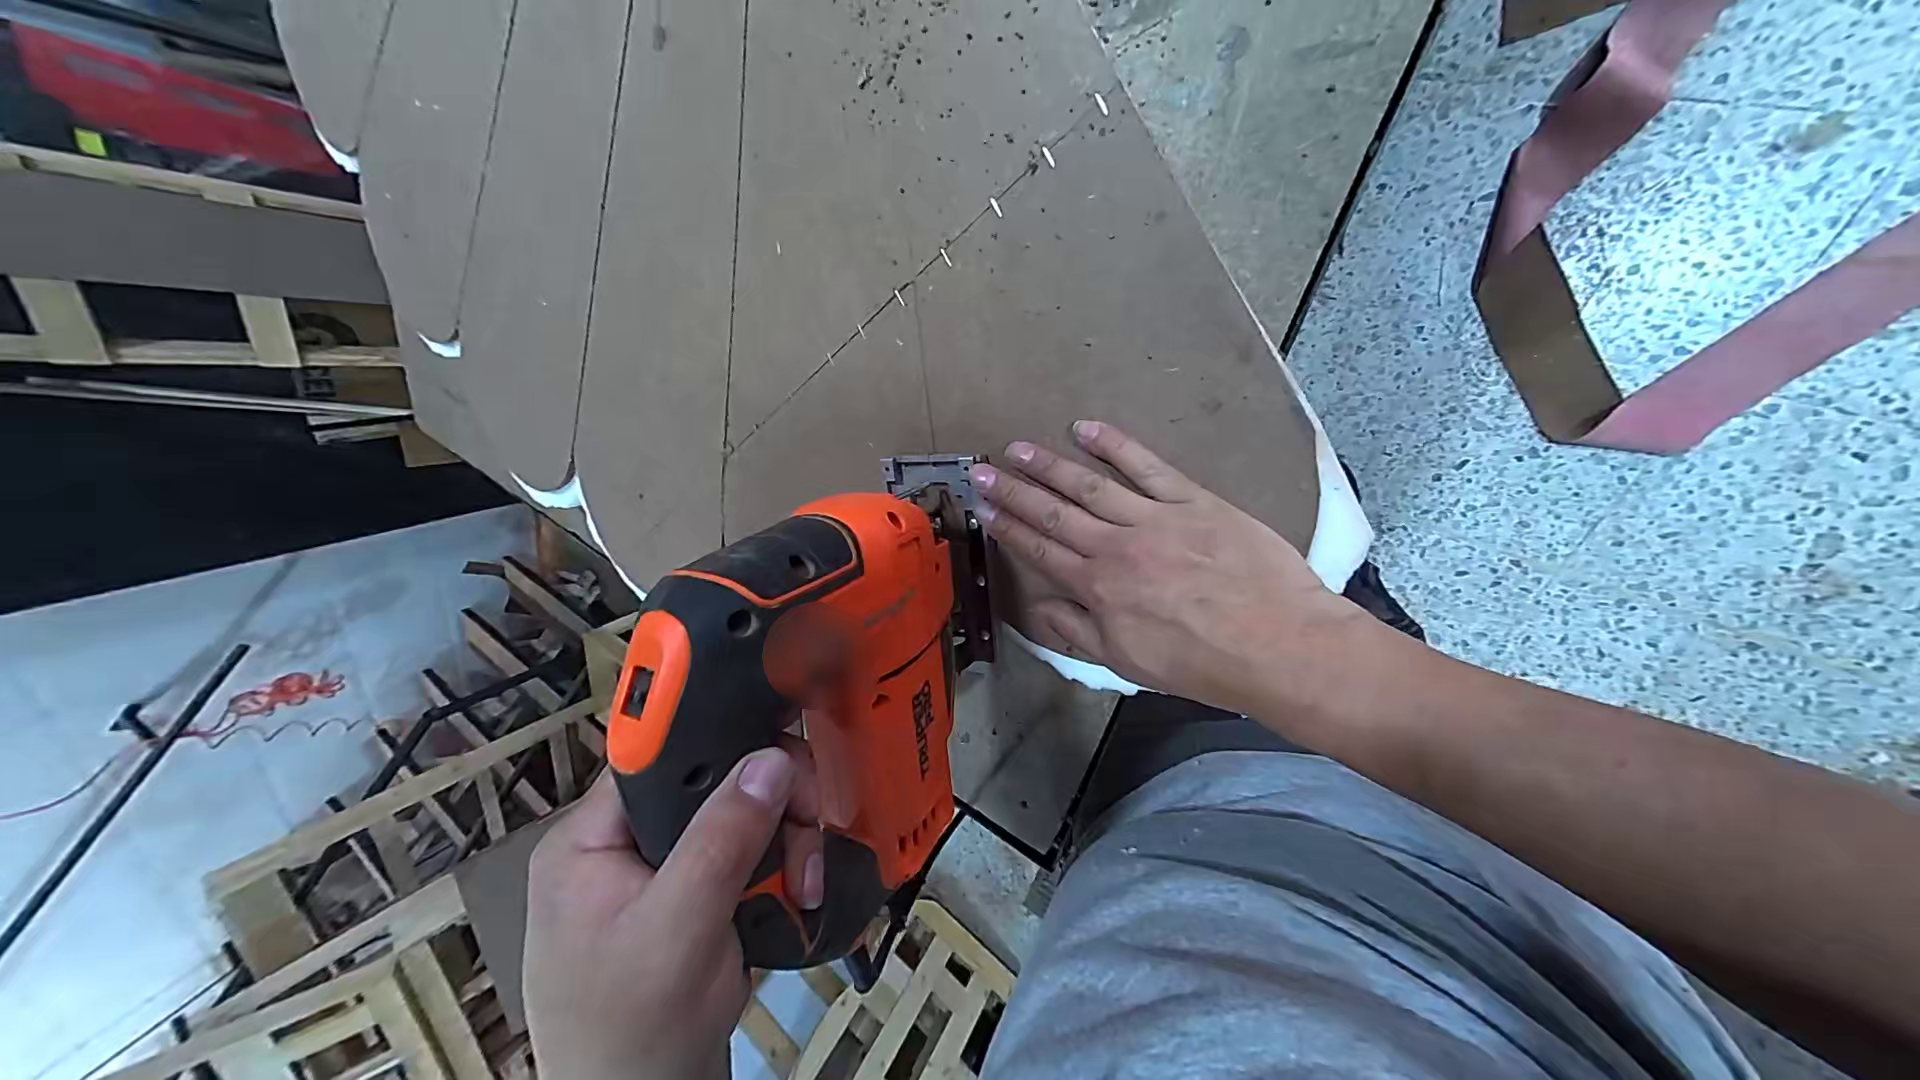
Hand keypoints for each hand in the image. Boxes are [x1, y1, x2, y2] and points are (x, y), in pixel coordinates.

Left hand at [523, 744, 822, 1079]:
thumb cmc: (633, 1033)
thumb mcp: (676, 934)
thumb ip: (720, 843)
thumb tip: (772, 760)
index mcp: (592, 836)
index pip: (658, 753)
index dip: (720, 736)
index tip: (781, 744)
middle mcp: (626, 838)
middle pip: (713, 776)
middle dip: (772, 799)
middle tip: (811, 827)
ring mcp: (664, 863)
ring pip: (741, 809)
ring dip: (787, 835)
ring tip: (804, 881)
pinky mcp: (698, 885)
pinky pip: (751, 844)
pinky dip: (783, 859)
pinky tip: (796, 889)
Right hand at [972, 420, 1374, 716]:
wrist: (1277, 644)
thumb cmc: (1202, 662)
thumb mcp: (1128, 662)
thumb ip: (1079, 632)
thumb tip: (1043, 607)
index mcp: (1098, 588)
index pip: (1040, 551)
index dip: (1008, 529)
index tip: (984, 510)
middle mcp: (1115, 547)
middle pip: (1053, 513)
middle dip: (1013, 492)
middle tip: (983, 472)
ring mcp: (1152, 518)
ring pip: (1088, 485)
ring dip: (1049, 466)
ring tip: (1019, 449)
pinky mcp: (1192, 500)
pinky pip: (1146, 466)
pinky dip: (1114, 445)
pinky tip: (1085, 428)